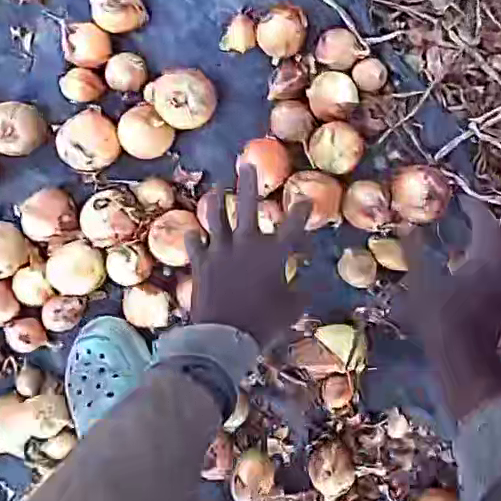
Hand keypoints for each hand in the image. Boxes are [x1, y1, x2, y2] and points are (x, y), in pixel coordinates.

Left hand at [185, 161, 311, 346]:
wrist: (223, 336)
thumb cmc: (263, 322)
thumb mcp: (292, 307)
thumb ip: (300, 291)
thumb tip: (307, 284)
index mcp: (274, 252)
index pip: (293, 224)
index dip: (301, 209)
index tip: (305, 199)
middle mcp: (247, 243)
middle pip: (247, 205)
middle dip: (248, 184)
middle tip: (247, 164)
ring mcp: (220, 250)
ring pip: (216, 217)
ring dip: (216, 201)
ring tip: (216, 188)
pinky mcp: (200, 263)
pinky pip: (195, 244)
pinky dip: (195, 238)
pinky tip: (193, 233)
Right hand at [396, 196, 500, 420]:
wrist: (465, 368)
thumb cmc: (444, 323)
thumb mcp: (423, 284)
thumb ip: (415, 253)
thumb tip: (407, 227)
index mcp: (488, 258)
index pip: (485, 221)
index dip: (471, 207)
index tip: (458, 198)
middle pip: (493, 236)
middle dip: (476, 223)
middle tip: (459, 214)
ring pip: (493, 254)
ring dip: (477, 243)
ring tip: (455, 237)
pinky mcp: (498, 302)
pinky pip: (491, 270)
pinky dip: (476, 261)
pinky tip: (457, 267)